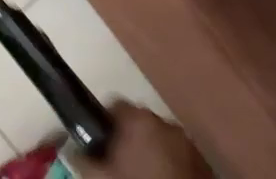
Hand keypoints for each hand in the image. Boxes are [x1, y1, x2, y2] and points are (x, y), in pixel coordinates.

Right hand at [74, 103, 208, 178]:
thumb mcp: (98, 175)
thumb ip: (81, 156)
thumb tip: (71, 146)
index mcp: (138, 118)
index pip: (113, 103)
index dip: (103, 120)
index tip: (99, 139)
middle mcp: (165, 121)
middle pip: (139, 120)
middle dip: (129, 136)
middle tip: (119, 160)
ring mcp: (189, 143)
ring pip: (161, 138)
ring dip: (152, 149)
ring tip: (143, 171)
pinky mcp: (205, 164)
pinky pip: (179, 155)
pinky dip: (170, 163)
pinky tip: (161, 177)